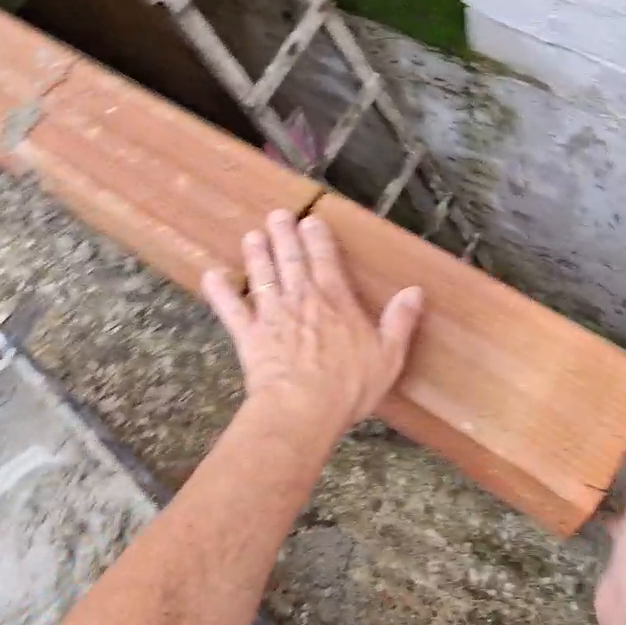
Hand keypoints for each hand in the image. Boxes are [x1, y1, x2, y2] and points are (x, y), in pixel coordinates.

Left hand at [202, 209, 424, 442]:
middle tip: (277, 214)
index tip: (311, 219)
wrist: (302, 409)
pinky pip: (231, 309)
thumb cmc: (348, 385)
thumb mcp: (388, 355)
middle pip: (291, 259)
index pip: (326, 259)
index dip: (318, 237)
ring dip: (256, 254)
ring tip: (252, 236)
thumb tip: (415, 291)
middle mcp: (302, 298)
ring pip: (262, 275)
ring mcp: (272, 314)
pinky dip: (220, 293)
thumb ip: (399, 320)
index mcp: (335, 300)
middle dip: (284, 234)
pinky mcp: (249, 335)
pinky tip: (210, 276)